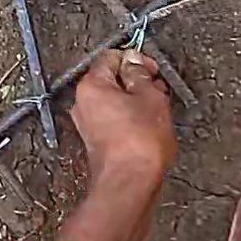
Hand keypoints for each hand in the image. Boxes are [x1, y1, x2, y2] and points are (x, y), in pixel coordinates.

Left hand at [72, 49, 176, 187]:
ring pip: (114, 101)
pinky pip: (114, 119)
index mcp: (91, 86)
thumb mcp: (150, 97)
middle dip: (136, 83)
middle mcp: (83, 104)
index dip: (134, 60)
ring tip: (156, 114)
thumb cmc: (138, 143)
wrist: (130, 182)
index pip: (110, 57)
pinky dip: (130, 119)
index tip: (152, 71)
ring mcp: (88, 124)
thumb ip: (141, 74)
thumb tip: (134, 62)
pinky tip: (148, 129)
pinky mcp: (97, 140)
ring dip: (136, 102)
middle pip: (110, 80)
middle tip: (157, 93)